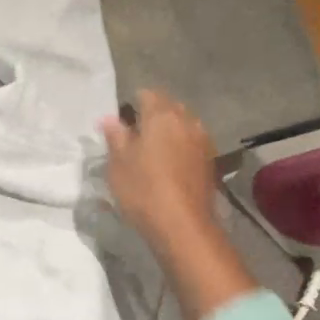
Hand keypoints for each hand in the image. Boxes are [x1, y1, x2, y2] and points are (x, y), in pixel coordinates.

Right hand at [100, 89, 220, 256]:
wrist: (182, 225)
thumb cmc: (144, 191)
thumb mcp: (118, 165)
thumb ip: (115, 137)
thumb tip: (109, 118)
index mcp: (161, 115)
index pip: (147, 95)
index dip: (134, 103)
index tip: (124, 120)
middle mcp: (186, 120)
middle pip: (169, 107)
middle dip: (154, 116)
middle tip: (137, 136)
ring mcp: (202, 140)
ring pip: (183, 125)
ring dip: (170, 132)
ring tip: (155, 152)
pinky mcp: (210, 161)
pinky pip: (192, 144)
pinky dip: (181, 148)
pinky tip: (172, 166)